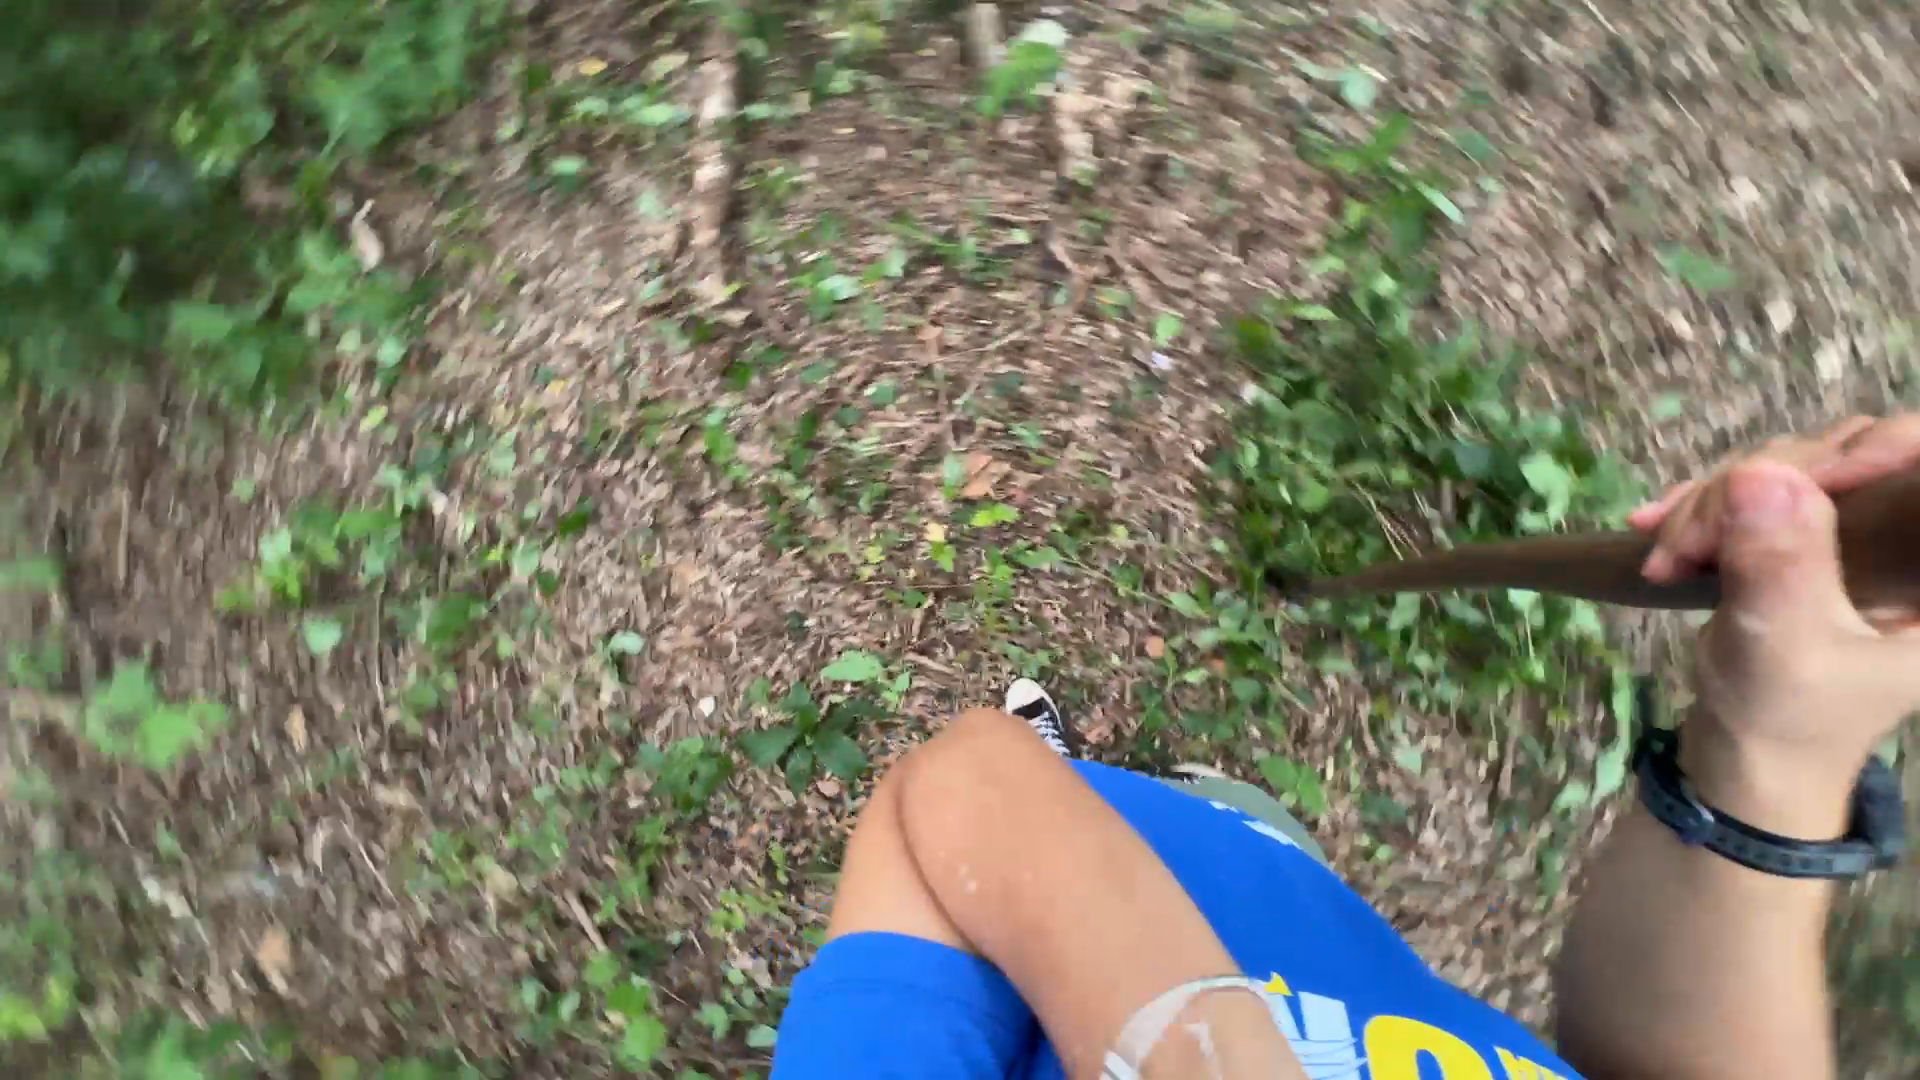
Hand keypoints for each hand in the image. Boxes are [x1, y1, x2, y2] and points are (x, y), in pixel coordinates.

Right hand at [1627, 415, 1919, 832]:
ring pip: (1789, 466)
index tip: (1770, 485)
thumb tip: (1757, 473)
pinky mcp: (1810, 531)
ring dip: (1710, 503)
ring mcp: (1862, 527)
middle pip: (1843, 454)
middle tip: (1678, 547)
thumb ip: (1781, 564)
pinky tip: (1653, 529)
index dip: (1866, 451)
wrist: (1753, 741)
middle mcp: (1913, 531)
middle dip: (1744, 493)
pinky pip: (1755, 486)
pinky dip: (1698, 505)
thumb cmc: (1789, 709)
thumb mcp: (1782, 644)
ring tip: (1663, 555)